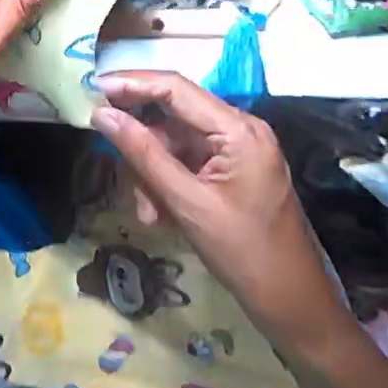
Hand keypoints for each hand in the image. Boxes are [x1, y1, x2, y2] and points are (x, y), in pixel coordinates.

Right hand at [92, 70, 351, 357]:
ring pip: (170, 141)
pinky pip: (181, 160)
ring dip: (149, 171)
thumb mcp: (186, 203)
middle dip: (139, 142)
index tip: (92, 88)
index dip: (131, 83)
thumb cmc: (245, 253)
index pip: (175, 88)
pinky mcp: (227, 168)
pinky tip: (157, 213)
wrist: (294, 305)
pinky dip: (162, 181)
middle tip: (111, 160)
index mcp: (237, 130)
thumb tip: (101, 114)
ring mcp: (233, 149)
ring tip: (147, 213)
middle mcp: (237, 129)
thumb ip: (142, 153)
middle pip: (169, 114)